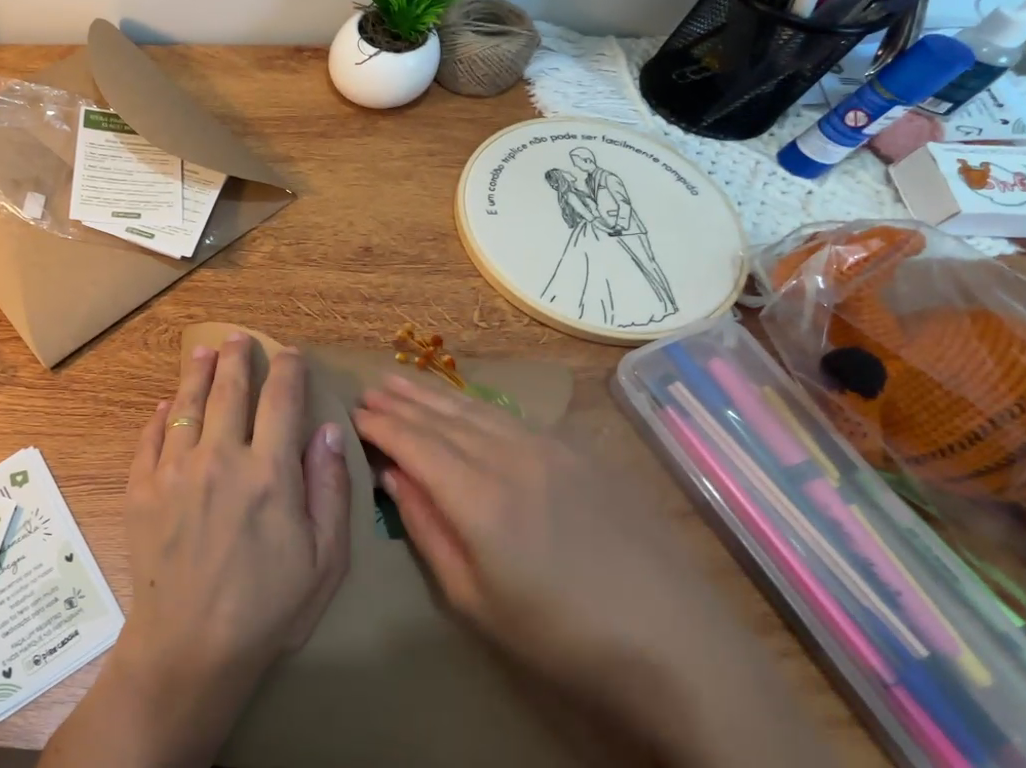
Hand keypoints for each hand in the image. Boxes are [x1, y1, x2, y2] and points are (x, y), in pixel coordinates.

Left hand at [125, 335, 350, 677]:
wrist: (192, 643)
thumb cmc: (269, 608)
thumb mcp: (324, 559)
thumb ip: (329, 489)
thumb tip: (328, 430)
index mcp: (269, 472)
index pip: (281, 402)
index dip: (288, 371)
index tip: (291, 353)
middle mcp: (219, 457)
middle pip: (229, 391)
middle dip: (237, 358)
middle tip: (238, 337)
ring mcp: (174, 469)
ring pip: (186, 405)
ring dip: (196, 374)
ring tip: (203, 351)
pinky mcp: (141, 487)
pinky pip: (150, 437)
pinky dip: (160, 416)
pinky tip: (166, 405)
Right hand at [354, 374, 831, 767]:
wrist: (675, 645)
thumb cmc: (560, 636)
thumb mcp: (472, 599)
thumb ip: (426, 528)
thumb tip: (393, 475)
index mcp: (477, 497)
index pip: (412, 442)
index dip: (379, 425)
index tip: (351, 413)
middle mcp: (510, 458)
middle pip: (441, 418)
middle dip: (400, 401)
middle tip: (367, 387)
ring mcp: (551, 450)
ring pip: (476, 410)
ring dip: (433, 394)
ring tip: (399, 379)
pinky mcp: (582, 455)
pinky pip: (512, 418)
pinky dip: (475, 406)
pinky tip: (463, 404)